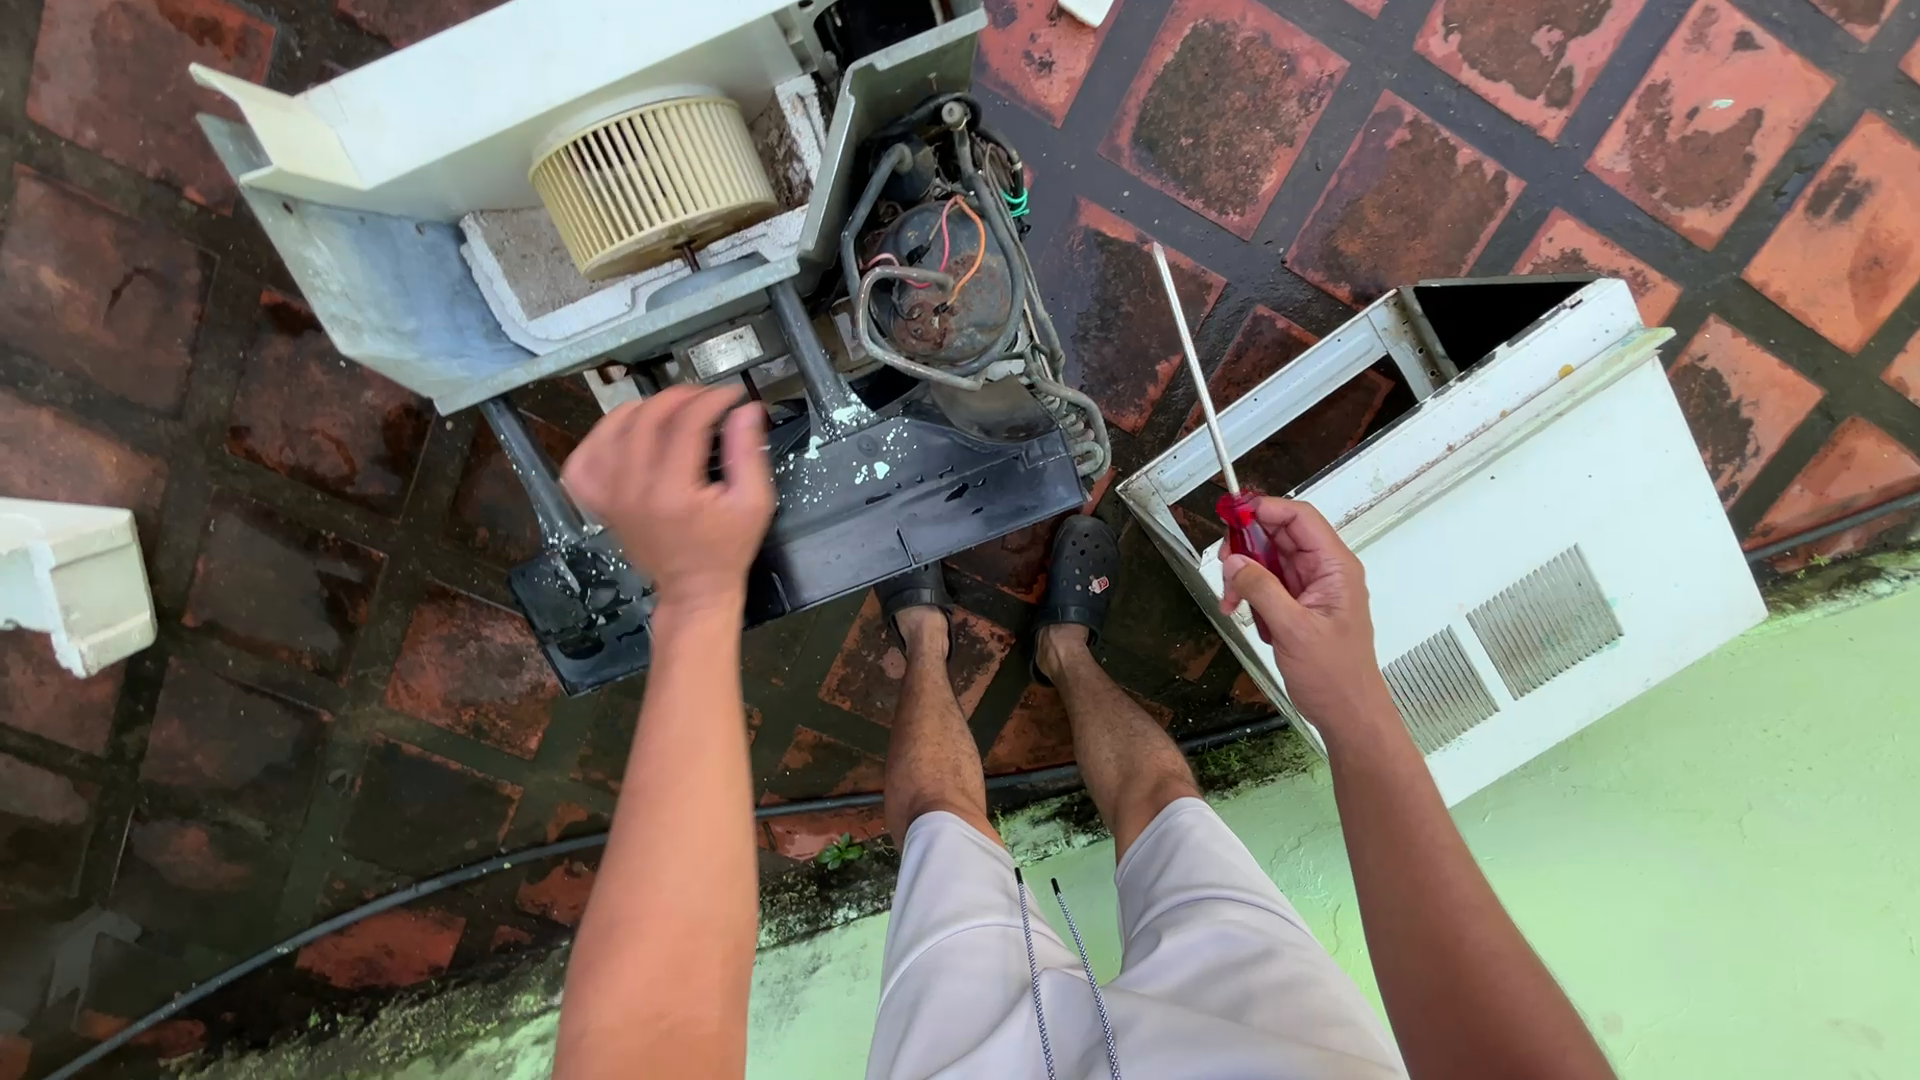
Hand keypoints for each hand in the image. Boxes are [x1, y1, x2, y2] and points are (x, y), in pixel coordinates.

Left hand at [562, 385, 775, 615]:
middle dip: (681, 397)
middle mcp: (632, 489)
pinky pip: (584, 459)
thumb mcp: (754, 503)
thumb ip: (749, 453)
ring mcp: (608, 496)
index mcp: (674, 491)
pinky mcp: (598, 503)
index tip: (733, 394)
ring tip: (672, 409)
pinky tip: (626, 433)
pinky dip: (601, 437)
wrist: (693, 590)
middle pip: (647, 418)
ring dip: (643, 408)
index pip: (687, 423)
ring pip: (612, 429)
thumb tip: (746, 409)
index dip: (712, 400)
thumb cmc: (729, 548)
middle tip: (706, 397)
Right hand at [1219, 498, 1396, 742]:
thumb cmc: (1332, 674)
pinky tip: (1237, 609)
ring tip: (1229, 598)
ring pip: (1268, 559)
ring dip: (1243, 573)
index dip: (1266, 509)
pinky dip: (1247, 592)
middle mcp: (1324, 570)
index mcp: (1335, 567)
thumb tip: (1233, 560)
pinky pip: (1266, 583)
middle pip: (1280, 535)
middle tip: (1223, 564)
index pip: (1300, 518)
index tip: (1232, 515)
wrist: (1347, 714)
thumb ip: (1261, 589)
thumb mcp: (1293, 629)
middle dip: (1247, 544)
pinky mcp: (1297, 605)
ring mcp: (1310, 587)